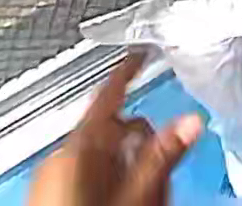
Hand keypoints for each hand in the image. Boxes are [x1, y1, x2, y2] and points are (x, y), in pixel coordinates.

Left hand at [28, 51, 204, 205]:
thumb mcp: (136, 197)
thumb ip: (164, 155)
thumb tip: (194, 118)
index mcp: (77, 145)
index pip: (109, 90)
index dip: (130, 67)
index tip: (145, 51)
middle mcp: (59, 155)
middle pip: (111, 128)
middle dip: (141, 143)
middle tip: (164, 173)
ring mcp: (49, 180)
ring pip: (101, 156)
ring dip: (128, 167)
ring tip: (148, 195)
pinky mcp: (48, 200)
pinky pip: (85, 176)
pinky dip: (109, 182)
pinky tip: (125, 201)